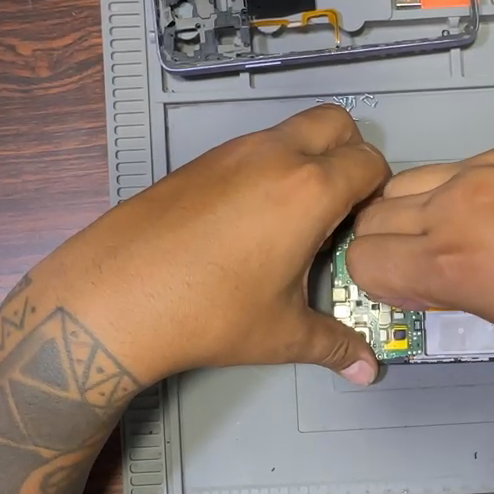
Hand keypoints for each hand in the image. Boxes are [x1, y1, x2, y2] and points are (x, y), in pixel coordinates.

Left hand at [41, 106, 388, 383]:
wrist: (114, 299)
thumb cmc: (206, 313)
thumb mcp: (282, 334)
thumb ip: (335, 346)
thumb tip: (366, 371)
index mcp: (308, 190)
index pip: (369, 162)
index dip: (379, 191)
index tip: (367, 224)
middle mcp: (273, 156)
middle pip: (336, 122)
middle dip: (350, 154)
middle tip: (341, 206)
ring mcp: (231, 152)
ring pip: (289, 130)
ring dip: (307, 159)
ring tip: (295, 219)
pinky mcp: (197, 161)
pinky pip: (250, 147)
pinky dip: (267, 168)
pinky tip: (249, 222)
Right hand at [346, 137, 493, 343]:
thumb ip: (458, 294)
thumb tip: (430, 278)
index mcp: (456, 263)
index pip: (363, 262)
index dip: (378, 283)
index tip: (406, 290)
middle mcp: (459, 204)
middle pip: (373, 215)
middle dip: (387, 244)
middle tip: (424, 263)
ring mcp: (488, 163)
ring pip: (409, 181)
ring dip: (416, 211)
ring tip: (461, 232)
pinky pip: (461, 165)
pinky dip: (463, 189)